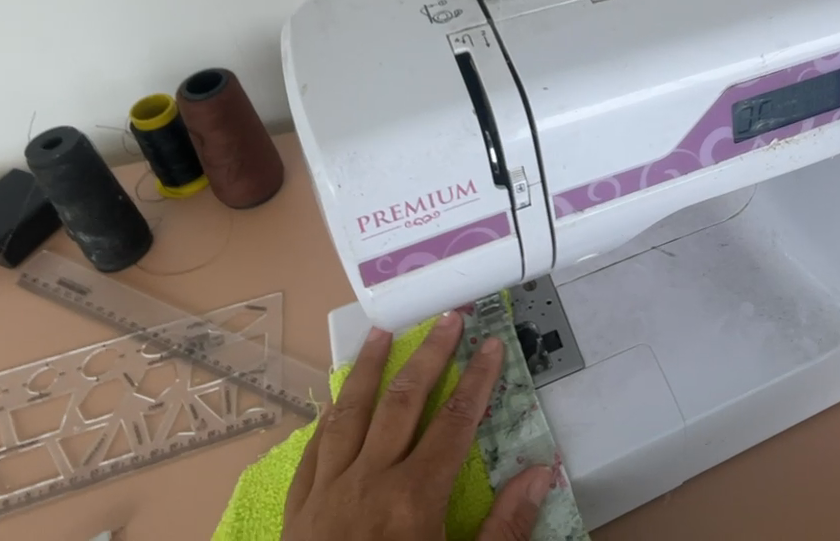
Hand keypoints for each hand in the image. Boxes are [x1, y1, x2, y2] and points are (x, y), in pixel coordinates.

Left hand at [283, 312, 554, 540]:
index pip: (455, 420)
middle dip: (430, 356)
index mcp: (414, 498)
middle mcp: (369, 482)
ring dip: (369, 370)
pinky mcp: (296, 516)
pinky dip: (326, 421)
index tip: (491, 341)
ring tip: (382, 333)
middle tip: (448, 319)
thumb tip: (543, 470)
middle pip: (403, 402)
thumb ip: (505, 527)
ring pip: (349, 414)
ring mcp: (327, 495)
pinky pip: (312, 454)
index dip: (477, 377)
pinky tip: (333, 403)